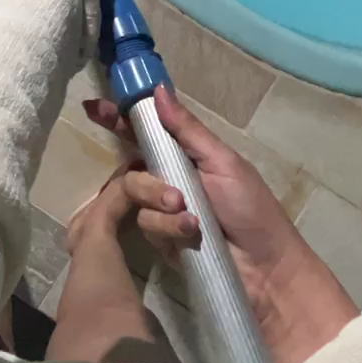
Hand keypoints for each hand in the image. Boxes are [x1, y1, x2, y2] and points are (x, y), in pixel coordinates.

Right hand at [84, 86, 359, 362]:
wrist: (267, 273)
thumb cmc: (250, 209)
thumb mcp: (222, 162)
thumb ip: (187, 129)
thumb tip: (157, 89)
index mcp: (185, 153)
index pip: (146, 128)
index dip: (120, 116)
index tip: (94, 106)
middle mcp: (169, 177)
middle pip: (132, 161)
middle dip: (136, 172)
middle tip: (143, 174)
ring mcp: (162, 209)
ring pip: (136, 194)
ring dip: (160, 201)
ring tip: (190, 215)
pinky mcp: (161, 240)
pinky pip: (146, 224)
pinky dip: (167, 228)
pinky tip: (190, 235)